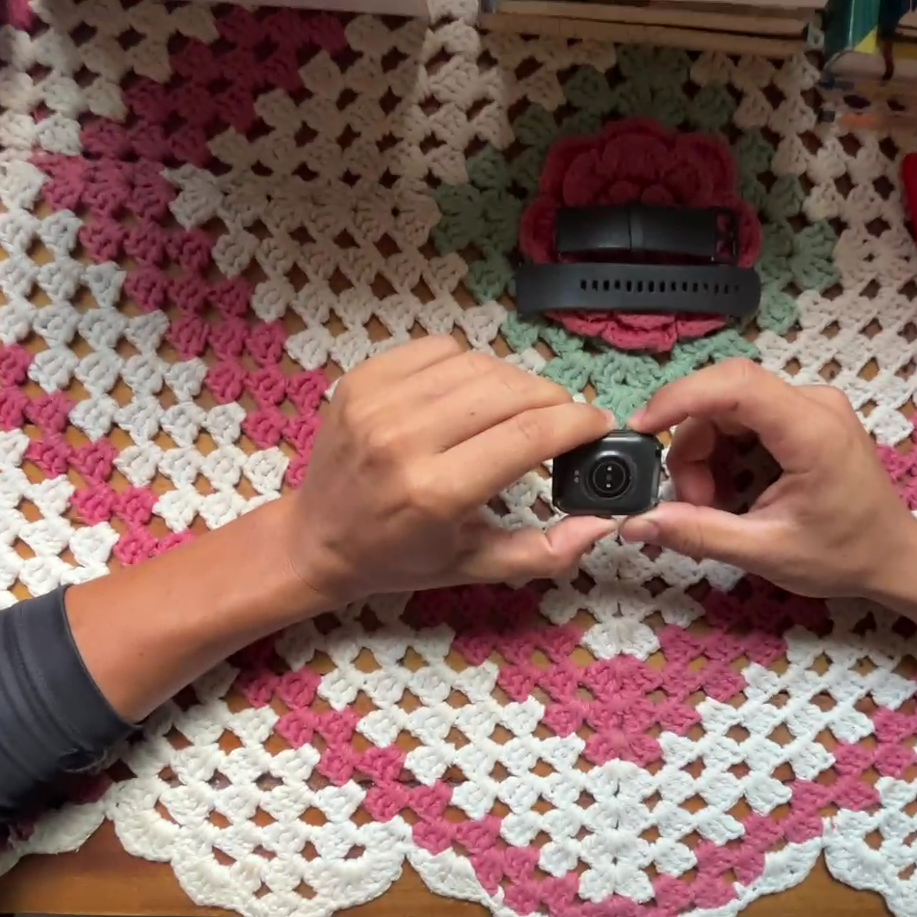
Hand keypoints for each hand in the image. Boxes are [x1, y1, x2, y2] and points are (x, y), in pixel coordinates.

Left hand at [277, 336, 616, 604]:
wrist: (315, 537)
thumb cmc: (398, 559)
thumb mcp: (473, 567)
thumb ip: (542, 551)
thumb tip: (601, 523)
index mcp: (435, 493)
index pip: (528, 437)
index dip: (577, 423)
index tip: (600, 424)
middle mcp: (404, 439)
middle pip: (508, 392)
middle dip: (554, 400)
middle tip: (565, 420)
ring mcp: (378, 401)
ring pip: (479, 364)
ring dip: (515, 382)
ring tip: (521, 410)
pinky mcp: (363, 378)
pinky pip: (440, 350)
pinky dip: (471, 366)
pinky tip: (473, 394)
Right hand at [622, 358, 916, 597]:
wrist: (891, 555)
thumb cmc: (841, 555)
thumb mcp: (763, 551)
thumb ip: (697, 533)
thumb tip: (635, 523)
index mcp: (812, 431)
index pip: (735, 385)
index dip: (680, 398)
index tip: (642, 429)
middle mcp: (811, 403)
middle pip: (722, 398)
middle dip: (690, 446)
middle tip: (690, 500)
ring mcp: (807, 405)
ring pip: (725, 409)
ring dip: (703, 454)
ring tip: (713, 505)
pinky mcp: (800, 415)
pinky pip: (740, 419)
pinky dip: (720, 453)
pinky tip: (729, 490)